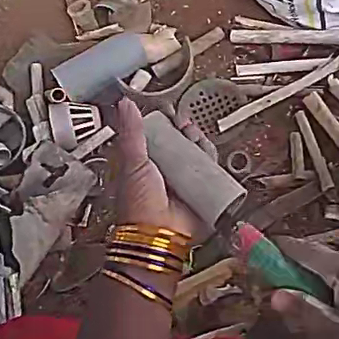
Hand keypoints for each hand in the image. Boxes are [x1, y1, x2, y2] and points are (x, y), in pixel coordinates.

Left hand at [110, 98, 204, 237]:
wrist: (157, 234)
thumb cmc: (138, 203)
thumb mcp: (133, 161)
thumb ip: (132, 133)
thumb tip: (125, 105)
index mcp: (147, 165)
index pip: (161, 138)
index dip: (167, 125)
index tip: (171, 114)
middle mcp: (168, 173)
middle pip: (183, 145)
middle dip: (187, 133)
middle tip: (187, 125)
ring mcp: (186, 183)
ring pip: (199, 157)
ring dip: (200, 145)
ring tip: (196, 138)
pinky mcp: (203, 193)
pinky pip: (213, 174)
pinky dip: (214, 164)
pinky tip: (209, 154)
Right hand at [265, 238, 338, 338]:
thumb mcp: (337, 336)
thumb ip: (304, 313)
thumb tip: (273, 295)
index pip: (300, 248)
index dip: (272, 249)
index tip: (248, 252)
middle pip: (310, 257)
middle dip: (285, 269)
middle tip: (263, 286)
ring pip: (323, 269)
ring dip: (303, 281)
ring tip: (287, 303)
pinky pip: (337, 277)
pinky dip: (320, 288)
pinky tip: (315, 309)